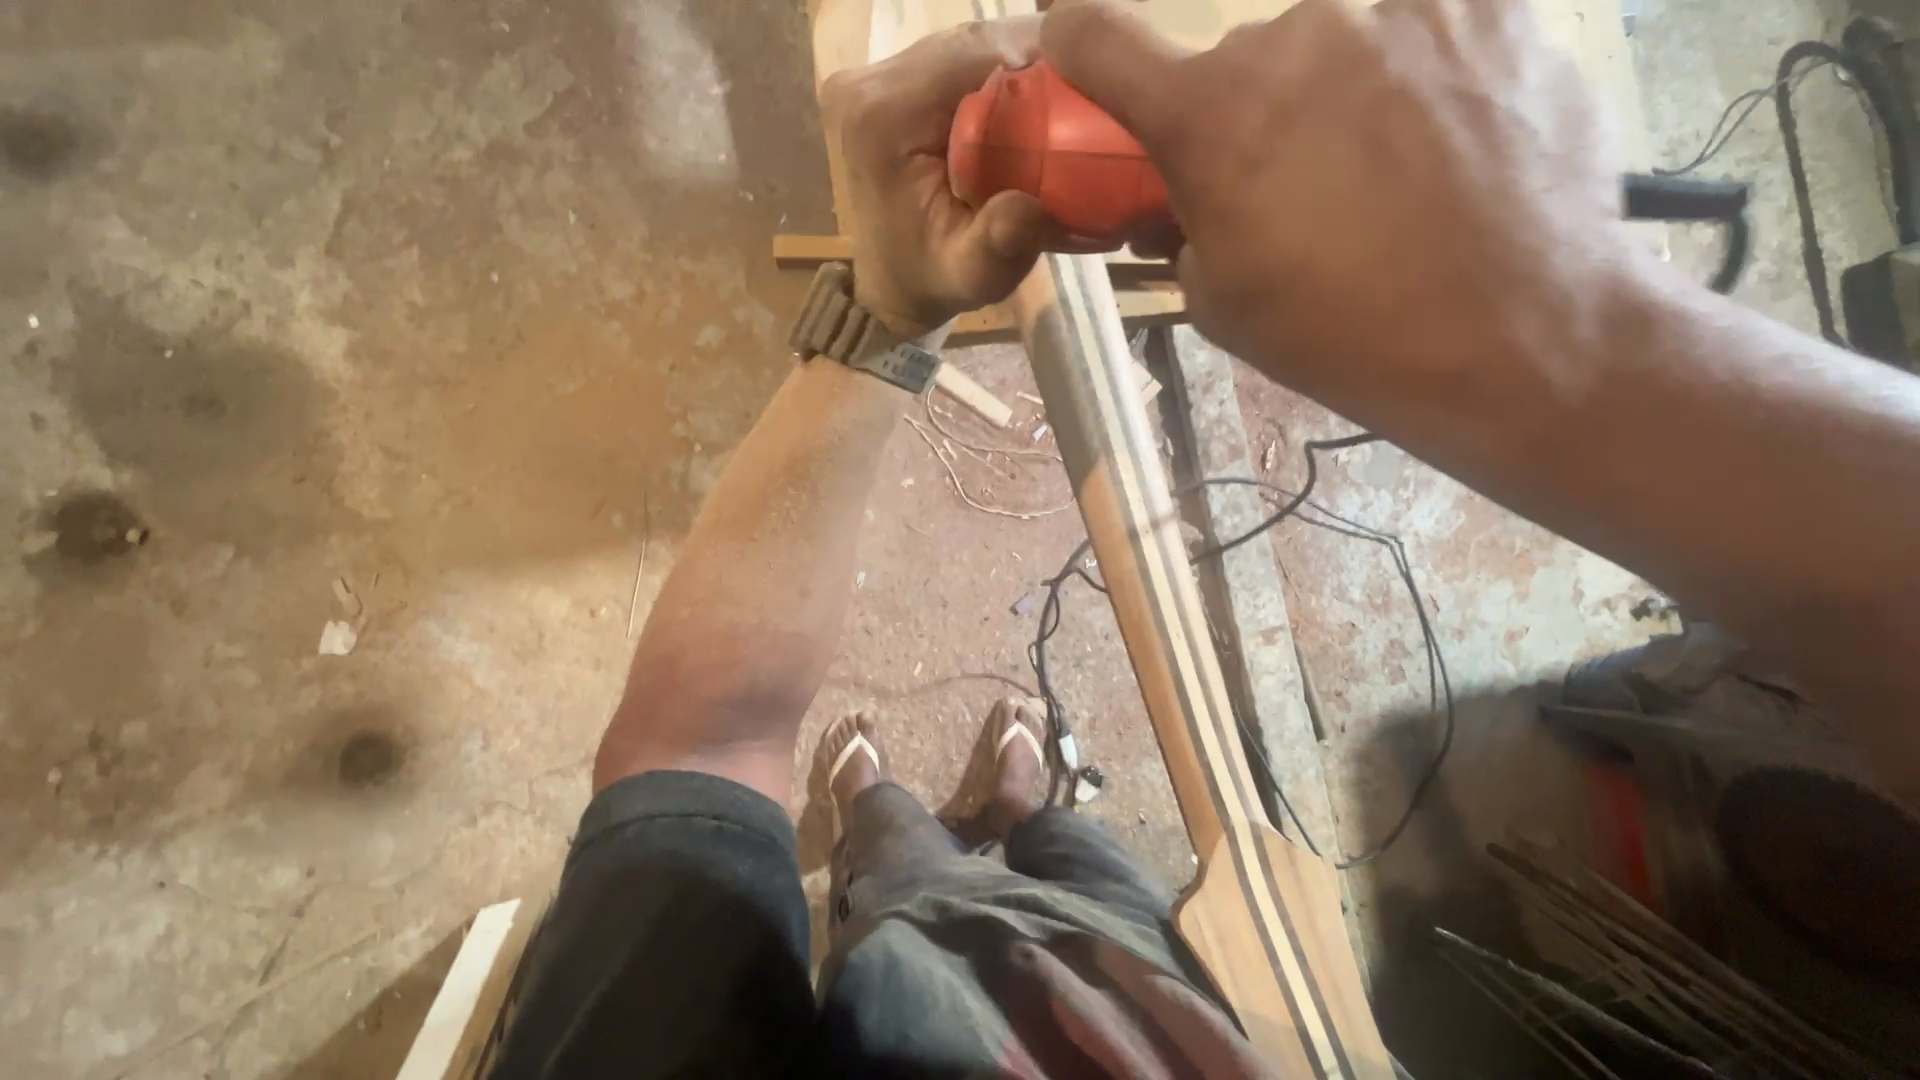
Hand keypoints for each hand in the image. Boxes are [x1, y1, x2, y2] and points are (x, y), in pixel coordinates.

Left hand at [821, 19, 1055, 336]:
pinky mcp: (884, 82)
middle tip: (1086, 92)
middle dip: (1033, 61)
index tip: (1091, 90)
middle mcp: (868, 82)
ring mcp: (872, 76)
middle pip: (973, 42)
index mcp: (884, 116)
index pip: (978, 55)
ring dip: (1017, 67)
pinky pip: (955, 61)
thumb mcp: (971, 275)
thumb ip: (999, 242)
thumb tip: (1032, 208)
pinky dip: (995, 76)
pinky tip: (1027, 102)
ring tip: (1063, 95)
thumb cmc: (933, 282)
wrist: (891, 287)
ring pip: (966, 45)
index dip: (1041, 62)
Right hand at [1043, 0, 1629, 400]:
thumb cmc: (1339, 333)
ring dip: (1335, 94)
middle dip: (1247, 116)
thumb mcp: (1220, 303)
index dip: (1076, 41)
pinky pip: (1423, 30)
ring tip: (1386, 172)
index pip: (1100, 41)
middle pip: (1240, 62)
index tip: (1072, 45)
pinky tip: (1446, 139)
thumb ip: (1180, 230)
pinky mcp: (1493, 8)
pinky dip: (1417, 76)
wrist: (1511, 335)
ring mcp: (1402, 9)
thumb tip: (1180, 201)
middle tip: (1287, 185)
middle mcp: (1296, 35)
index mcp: (1210, 116)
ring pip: (1334, 43)